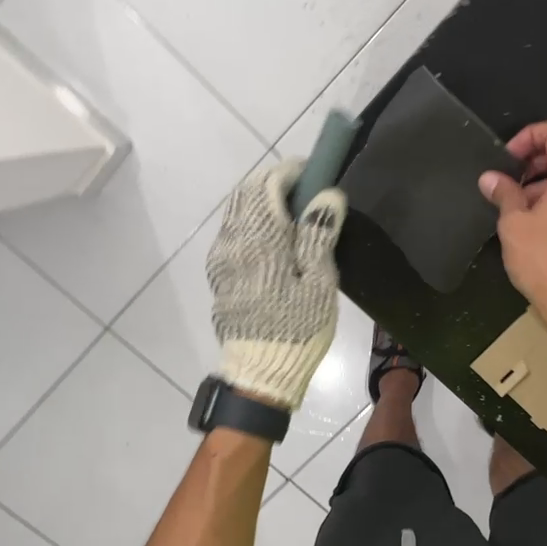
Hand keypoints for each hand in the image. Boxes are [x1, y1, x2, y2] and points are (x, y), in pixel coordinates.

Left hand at [206, 162, 347, 409]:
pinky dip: (254, 223)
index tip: (316, 174)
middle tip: (307, 192)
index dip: (293, 172)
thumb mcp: (319, 284)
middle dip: (275, 183)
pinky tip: (276, 241)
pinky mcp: (220, 274)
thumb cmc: (296, 329)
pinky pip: (235, 233)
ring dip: (262, 203)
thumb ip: (319, 235)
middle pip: (247, 193)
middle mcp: (232, 241)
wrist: (260, 374)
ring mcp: (221, 258)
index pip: (268, 183)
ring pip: (238, 212)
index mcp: (258, 239)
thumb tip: (326, 195)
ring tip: (294, 216)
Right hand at [480, 120, 546, 331]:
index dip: (530, 135)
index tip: (508, 158)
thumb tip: (490, 178)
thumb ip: (503, 193)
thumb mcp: (514, 224)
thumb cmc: (542, 261)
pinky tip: (530, 218)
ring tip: (515, 201)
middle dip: (534, 157)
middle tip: (508, 177)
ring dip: (540, 178)